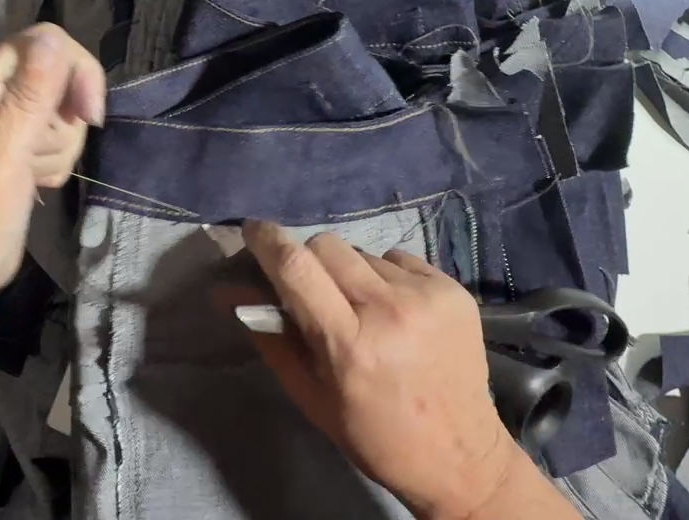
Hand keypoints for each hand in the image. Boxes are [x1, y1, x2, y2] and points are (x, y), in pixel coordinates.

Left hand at [0, 24, 104, 329]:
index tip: (88, 115)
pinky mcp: (14, 147)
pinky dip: (53, 160)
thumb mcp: (2, 161)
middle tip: (42, 157)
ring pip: (59, 108)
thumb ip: (29, 97)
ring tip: (31, 178)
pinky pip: (53, 136)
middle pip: (55, 72)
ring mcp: (1, 122)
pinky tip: (36, 185)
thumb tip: (51, 36)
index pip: (39, 42)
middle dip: (64, 117)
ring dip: (57, 145)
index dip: (72, 69)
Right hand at [235, 220, 525, 519]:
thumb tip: (227, 290)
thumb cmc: (374, 435)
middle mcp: (388, 310)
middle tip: (313, 291)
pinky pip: (397, 259)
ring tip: (363, 311)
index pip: (296, 267)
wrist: (461, 457)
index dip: (267, 241)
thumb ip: (269, 336)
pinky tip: (398, 313)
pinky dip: (386, 277)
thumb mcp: (310, 395)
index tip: (252, 230)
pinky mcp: (452, 289)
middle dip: (309, 260)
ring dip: (350, 273)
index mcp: (348, 344)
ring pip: (361, 252)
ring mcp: (426, 296)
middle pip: (325, 245)